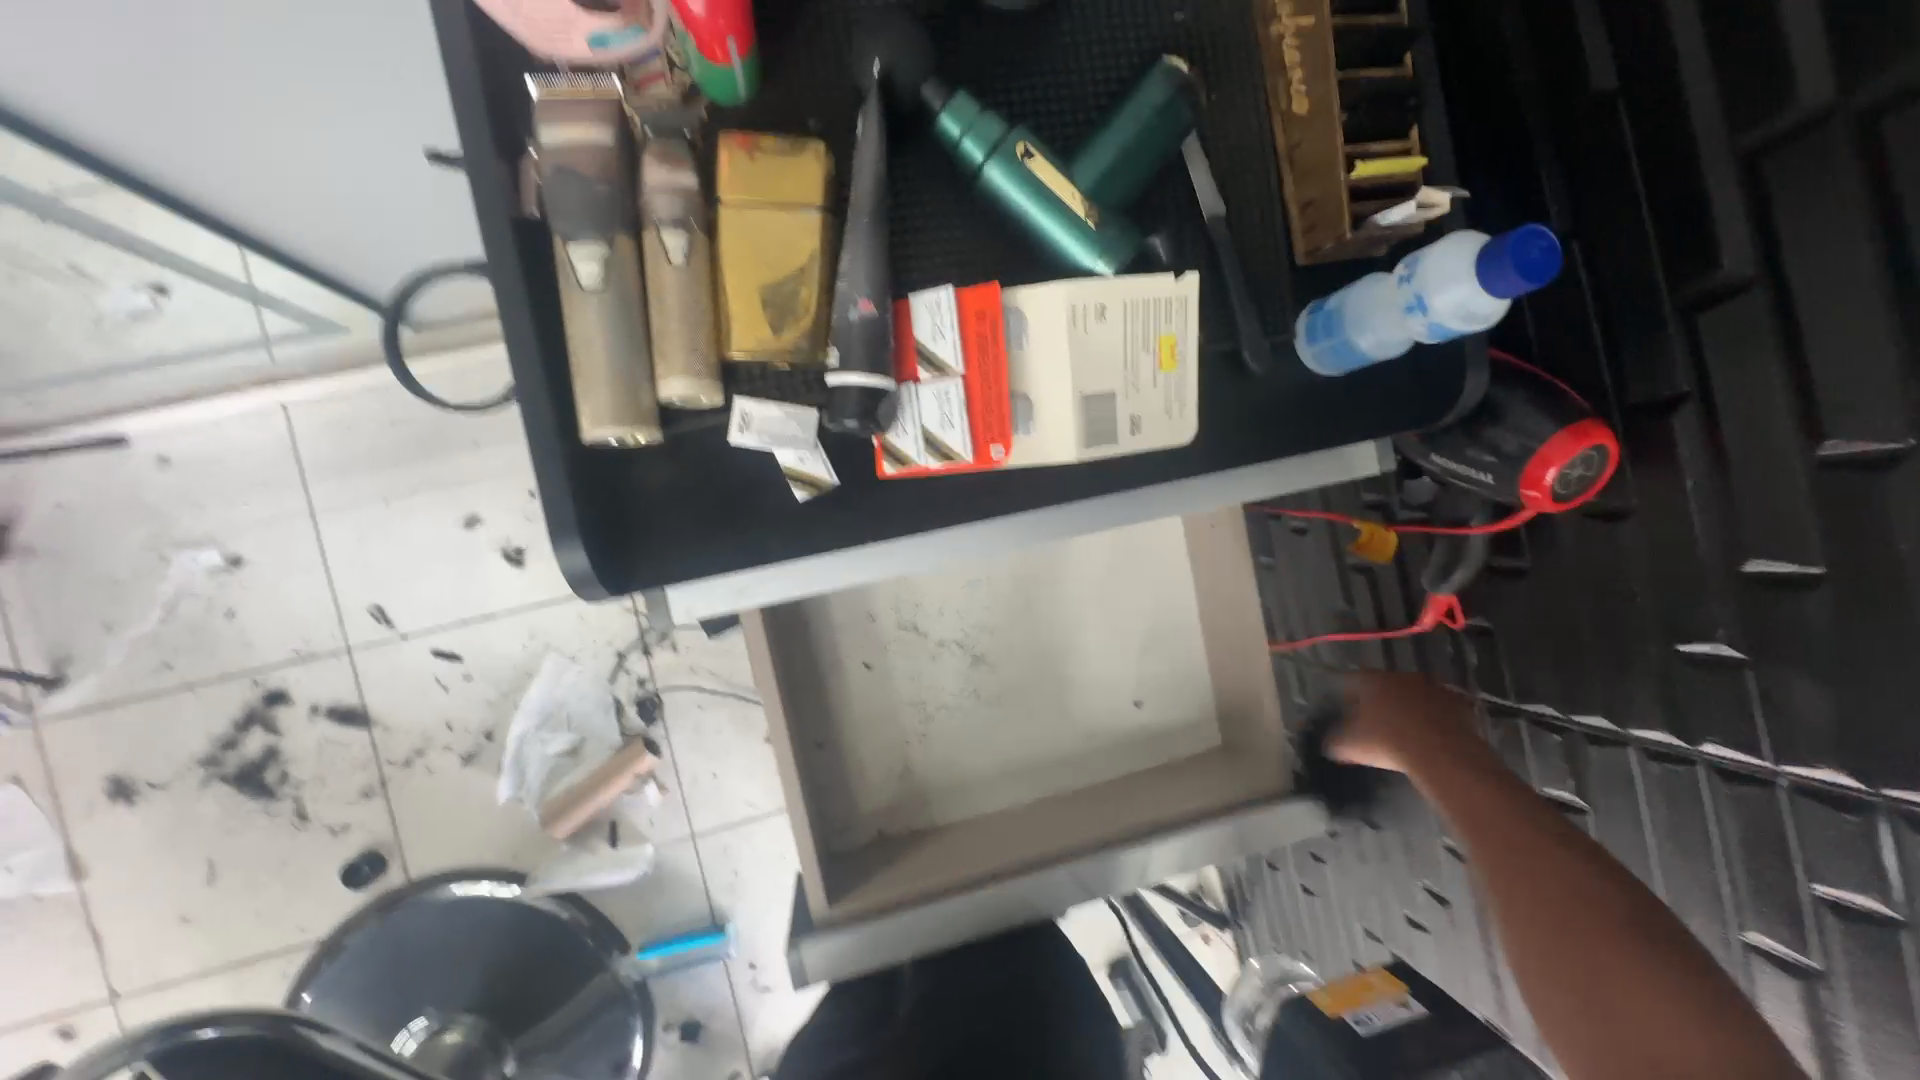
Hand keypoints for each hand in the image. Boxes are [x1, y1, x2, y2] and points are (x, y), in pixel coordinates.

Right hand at [1326, 671, 1479, 774]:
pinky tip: (1431, 734)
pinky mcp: (1458, 702)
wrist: (1442, 754)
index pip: (1350, 679)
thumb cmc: (1387, 743)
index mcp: (1371, 681)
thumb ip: (1335, 740)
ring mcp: (1432, 687)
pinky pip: (1441, 706)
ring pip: (1414, 693)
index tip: (1342, 706)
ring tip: (1405, 728)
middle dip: (1378, 698)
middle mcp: (1401, 677)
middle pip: (1384, 684)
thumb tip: (1330, 742)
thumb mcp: (1350, 746)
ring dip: (1408, 706)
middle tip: (1374, 719)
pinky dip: (1435, 716)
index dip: (1344, 692)